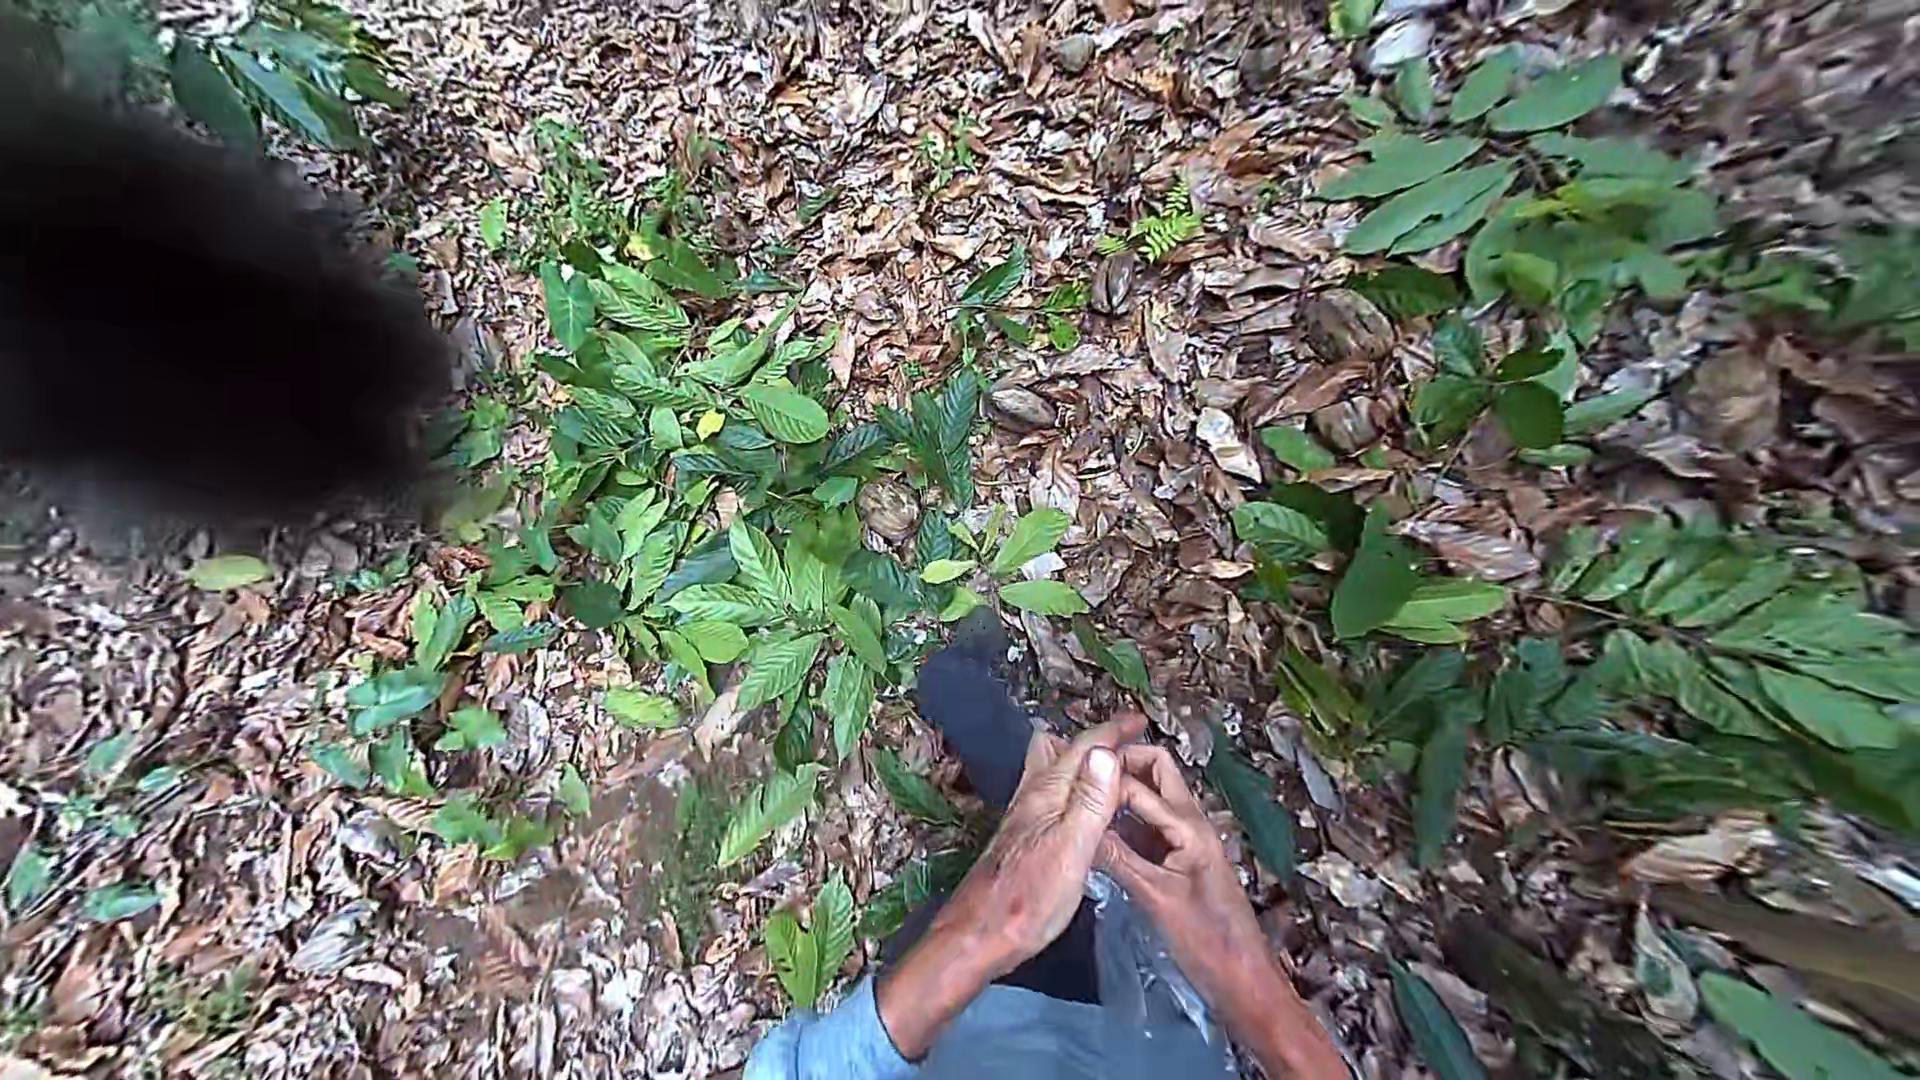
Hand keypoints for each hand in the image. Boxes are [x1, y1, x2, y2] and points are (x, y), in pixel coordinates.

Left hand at [876, 713, 1139, 1058]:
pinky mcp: (1025, 832)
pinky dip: (1075, 784)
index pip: (1084, 747)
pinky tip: (1086, 808)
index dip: (1113, 730)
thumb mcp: (1071, 847)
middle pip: (1058, 747)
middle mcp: (1034, 792)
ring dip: (1081, 760)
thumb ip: (1089, 799)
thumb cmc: (1030, 894)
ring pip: (1053, 768)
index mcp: (1048, 789)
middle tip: (1124, 744)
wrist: (982, 930)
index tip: (1138, 720)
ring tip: (1111, 771)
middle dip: (1092, 739)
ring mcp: (1026, 811)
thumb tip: (1105, 751)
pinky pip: (1054, 790)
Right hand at [1099, 745, 1347, 1079]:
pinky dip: (1125, 816)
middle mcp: (1189, 820)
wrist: (1245, 983)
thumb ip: (1117, 857)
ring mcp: (1185, 835)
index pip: (1138, 786)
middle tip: (1083, 778)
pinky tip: (1099, 829)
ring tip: (1085, 799)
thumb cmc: (1206, 941)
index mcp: (1188, 825)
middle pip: (1156, 768)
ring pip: (1153, 791)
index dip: (1104, 783)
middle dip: (1122, 763)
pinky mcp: (1178, 853)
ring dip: (1123, 788)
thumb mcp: (1155, 898)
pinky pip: (1149, 819)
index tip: (1070, 787)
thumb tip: (1076, 827)